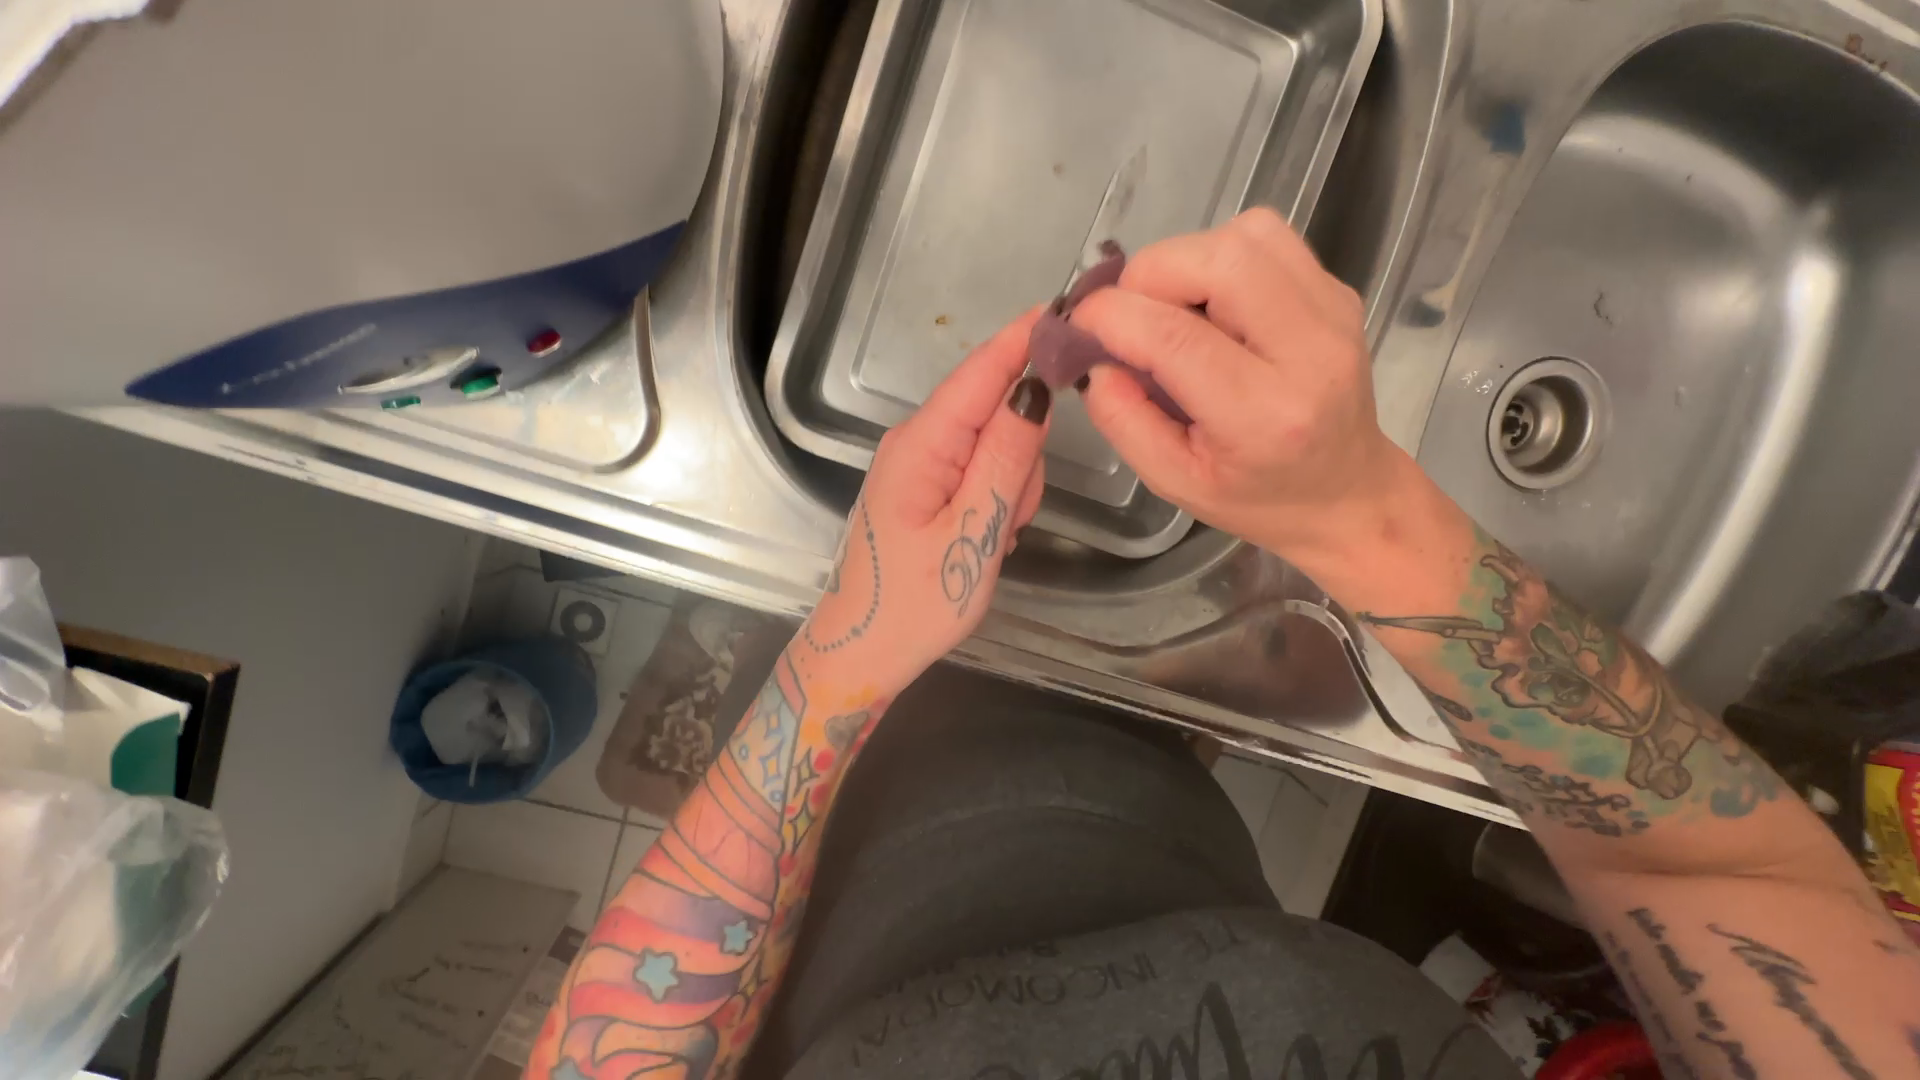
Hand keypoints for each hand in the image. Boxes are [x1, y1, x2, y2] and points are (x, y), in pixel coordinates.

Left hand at [797, 311, 1051, 691]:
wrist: (863, 654)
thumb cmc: (914, 605)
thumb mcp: (973, 533)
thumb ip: (1007, 459)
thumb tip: (1035, 386)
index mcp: (922, 444)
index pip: (981, 370)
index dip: (1026, 337)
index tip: (1076, 307)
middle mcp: (917, 442)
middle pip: (994, 410)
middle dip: (1023, 453)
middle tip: (1013, 516)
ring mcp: (920, 466)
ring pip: (994, 447)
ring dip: (1010, 488)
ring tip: (992, 540)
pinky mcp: (926, 489)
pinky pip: (978, 475)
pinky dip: (995, 503)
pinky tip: (982, 542)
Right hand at [1069, 208, 1415, 561]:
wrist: (1345, 493)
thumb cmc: (1255, 497)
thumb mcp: (1172, 480)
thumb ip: (1122, 418)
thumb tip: (1093, 356)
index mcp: (1263, 416)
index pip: (1174, 337)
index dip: (1110, 316)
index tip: (1077, 325)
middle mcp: (1308, 350)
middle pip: (1219, 261)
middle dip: (1148, 275)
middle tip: (1127, 313)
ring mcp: (1331, 311)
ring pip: (1244, 236)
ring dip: (1185, 261)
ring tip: (1170, 309)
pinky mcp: (1336, 291)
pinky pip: (1265, 239)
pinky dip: (1218, 257)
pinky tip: (1208, 302)